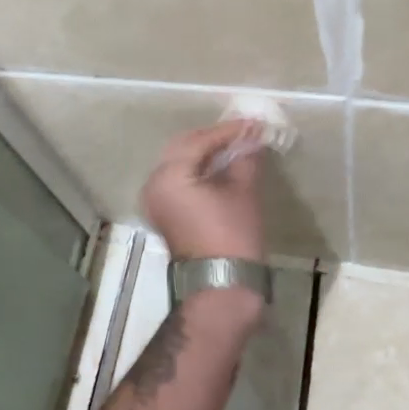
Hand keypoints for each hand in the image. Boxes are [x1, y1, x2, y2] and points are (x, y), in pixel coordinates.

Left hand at [140, 119, 266, 263]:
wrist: (222, 286)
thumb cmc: (232, 236)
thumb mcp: (243, 192)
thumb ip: (245, 158)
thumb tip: (252, 137)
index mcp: (169, 176)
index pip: (200, 141)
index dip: (229, 131)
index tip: (254, 123)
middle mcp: (154, 184)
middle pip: (184, 147)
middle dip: (214, 139)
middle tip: (244, 133)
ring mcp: (156, 200)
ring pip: (180, 163)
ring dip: (206, 154)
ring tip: (237, 147)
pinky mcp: (165, 213)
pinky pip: (179, 180)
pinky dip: (199, 170)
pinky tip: (223, 167)